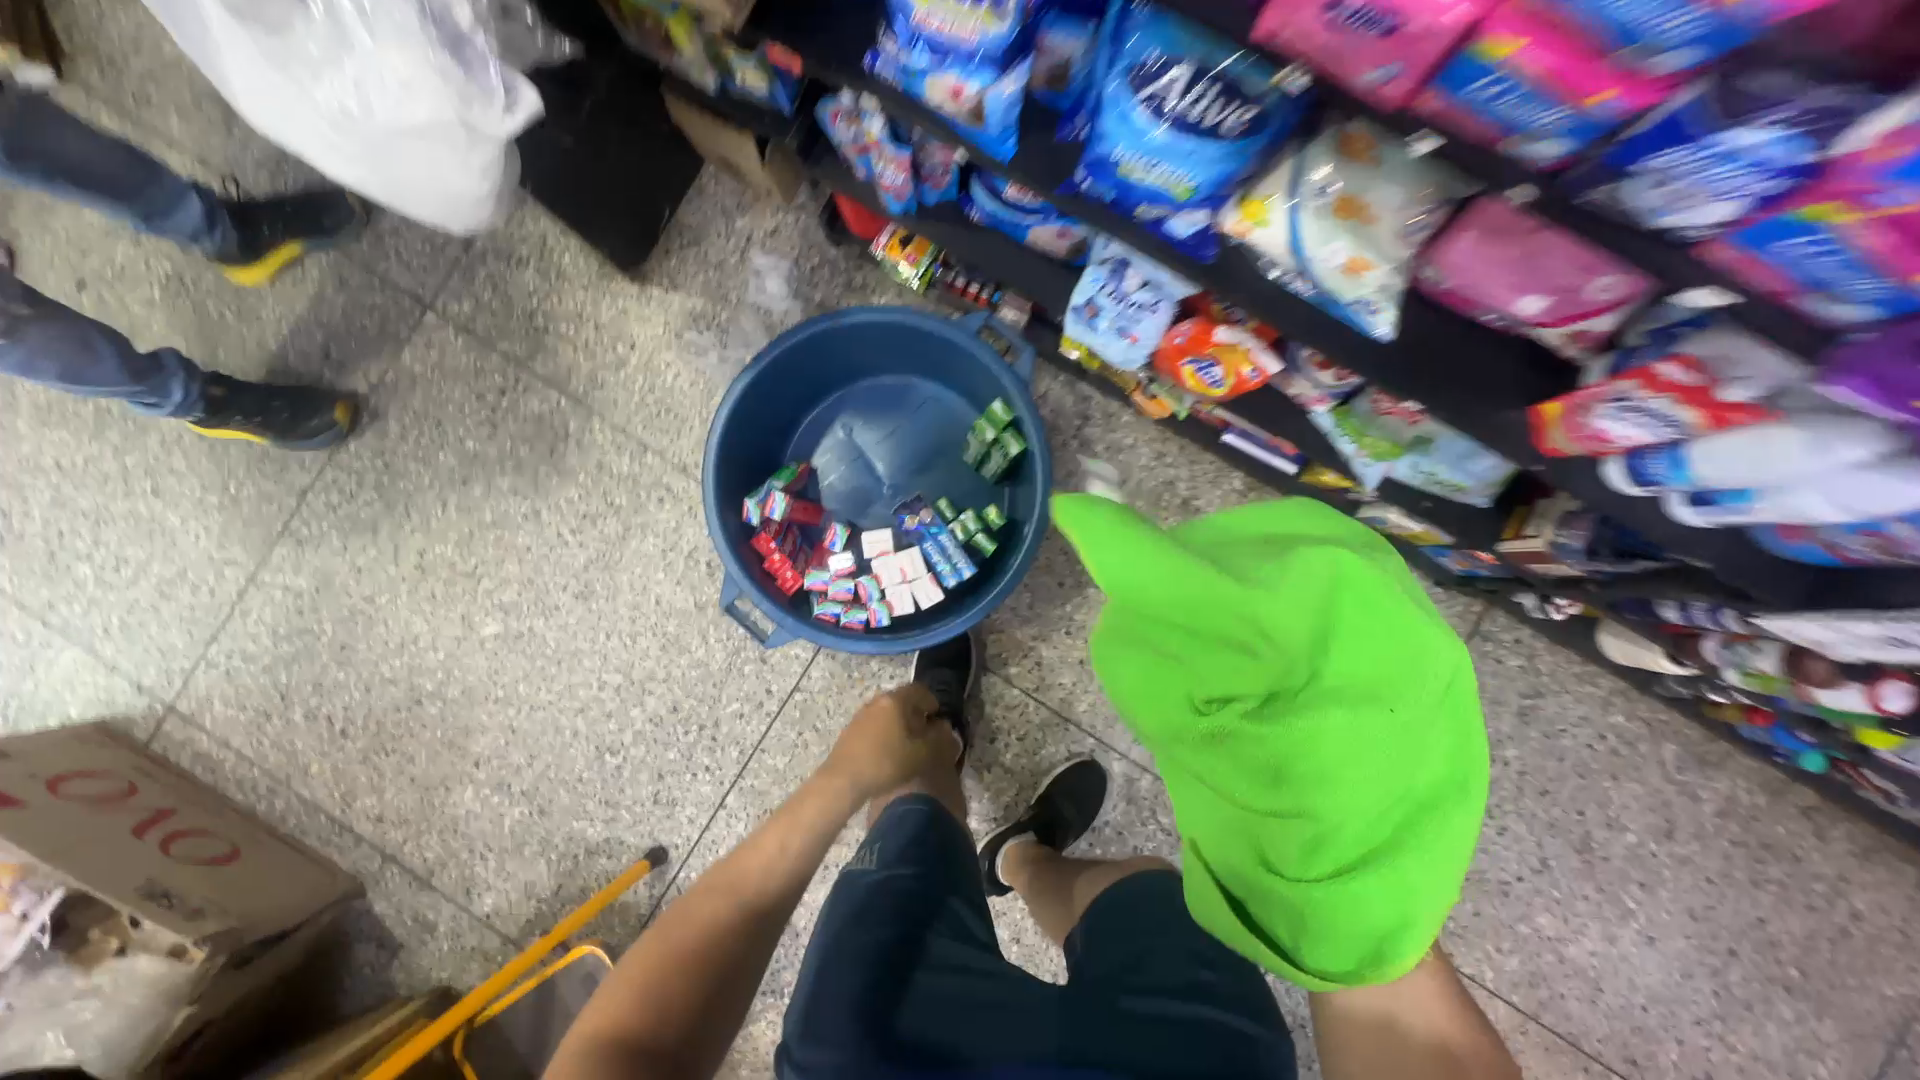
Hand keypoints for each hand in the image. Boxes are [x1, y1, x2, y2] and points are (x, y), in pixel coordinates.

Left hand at [820, 684, 960, 801]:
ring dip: (900, 722)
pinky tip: (888, 750)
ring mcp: (861, 714)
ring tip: (907, 743)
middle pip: (902, 699)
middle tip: (925, 732)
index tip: (937, 718)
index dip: (932, 702)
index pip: (919, 690)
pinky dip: (886, 730)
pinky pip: (875, 722)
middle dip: (916, 712)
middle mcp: (877, 701)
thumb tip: (943, 726)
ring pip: (887, 711)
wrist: (843, 780)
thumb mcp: (922, 754)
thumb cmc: (887, 763)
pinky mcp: (851, 729)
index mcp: (895, 701)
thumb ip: (938, 737)